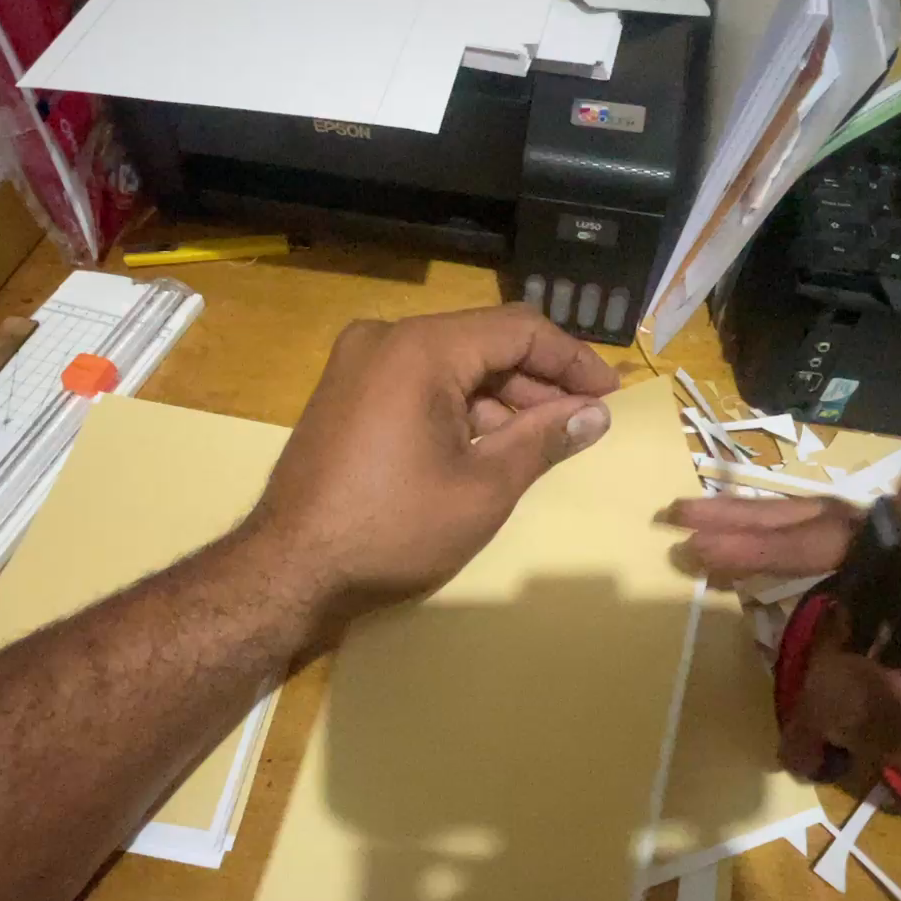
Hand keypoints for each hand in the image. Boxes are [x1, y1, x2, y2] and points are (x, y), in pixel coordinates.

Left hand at [249, 305, 618, 608]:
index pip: (519, 330)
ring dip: (502, 398)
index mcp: (420, 348)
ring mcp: (360, 364)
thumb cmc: (393, 529)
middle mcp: (386, 338)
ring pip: (453, 365)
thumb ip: (543, 438)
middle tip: (583, 421)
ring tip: (544, 439)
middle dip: (539, 382)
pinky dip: (462, 408)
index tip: (610, 393)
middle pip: (484, 343)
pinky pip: (421, 384)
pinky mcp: (348, 392)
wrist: (290, 570)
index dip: (573, 359)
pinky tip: (491, 443)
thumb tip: (595, 413)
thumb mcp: (483, 487)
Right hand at [668, 496, 900, 861]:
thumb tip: (793, 692)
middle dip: (756, 527)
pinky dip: (803, 626)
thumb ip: (861, 704)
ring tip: (714, 556)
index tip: (702, 542)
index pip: (839, 540)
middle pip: (829, 534)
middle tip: (688, 519)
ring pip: (833, 571)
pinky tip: (768, 628)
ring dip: (772, 564)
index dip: (763, 541)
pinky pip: (848, 617)